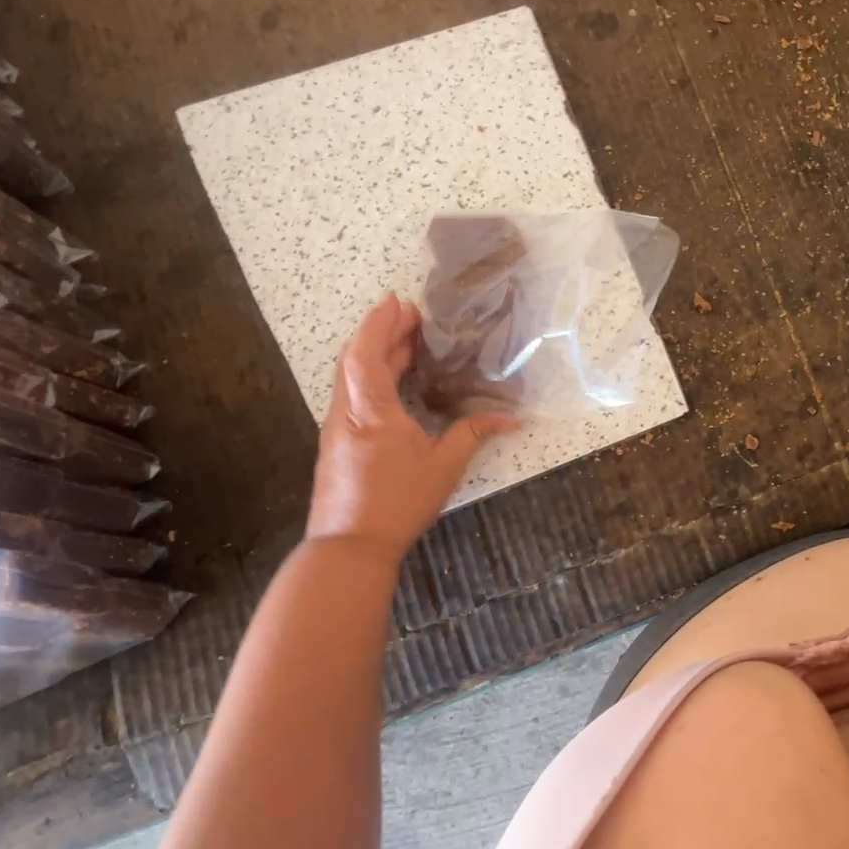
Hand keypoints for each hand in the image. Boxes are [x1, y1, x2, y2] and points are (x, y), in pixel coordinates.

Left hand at [306, 295, 518, 560]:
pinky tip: (393, 382)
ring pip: (350, 378)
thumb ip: (473, 435)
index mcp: (371, 412)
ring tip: (406, 342)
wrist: (348, 546)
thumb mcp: (444, 466)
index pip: (366, 355)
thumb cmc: (398, 502)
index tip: (399, 302)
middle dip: (380, 332)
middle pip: (354, 360)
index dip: (380, 324)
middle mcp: (347, 413)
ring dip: (374, 354)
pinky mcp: (338, 443)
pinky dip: (370, 376)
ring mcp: (337, 429)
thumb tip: (511, 419)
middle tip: (411, 316)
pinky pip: (352, 395)